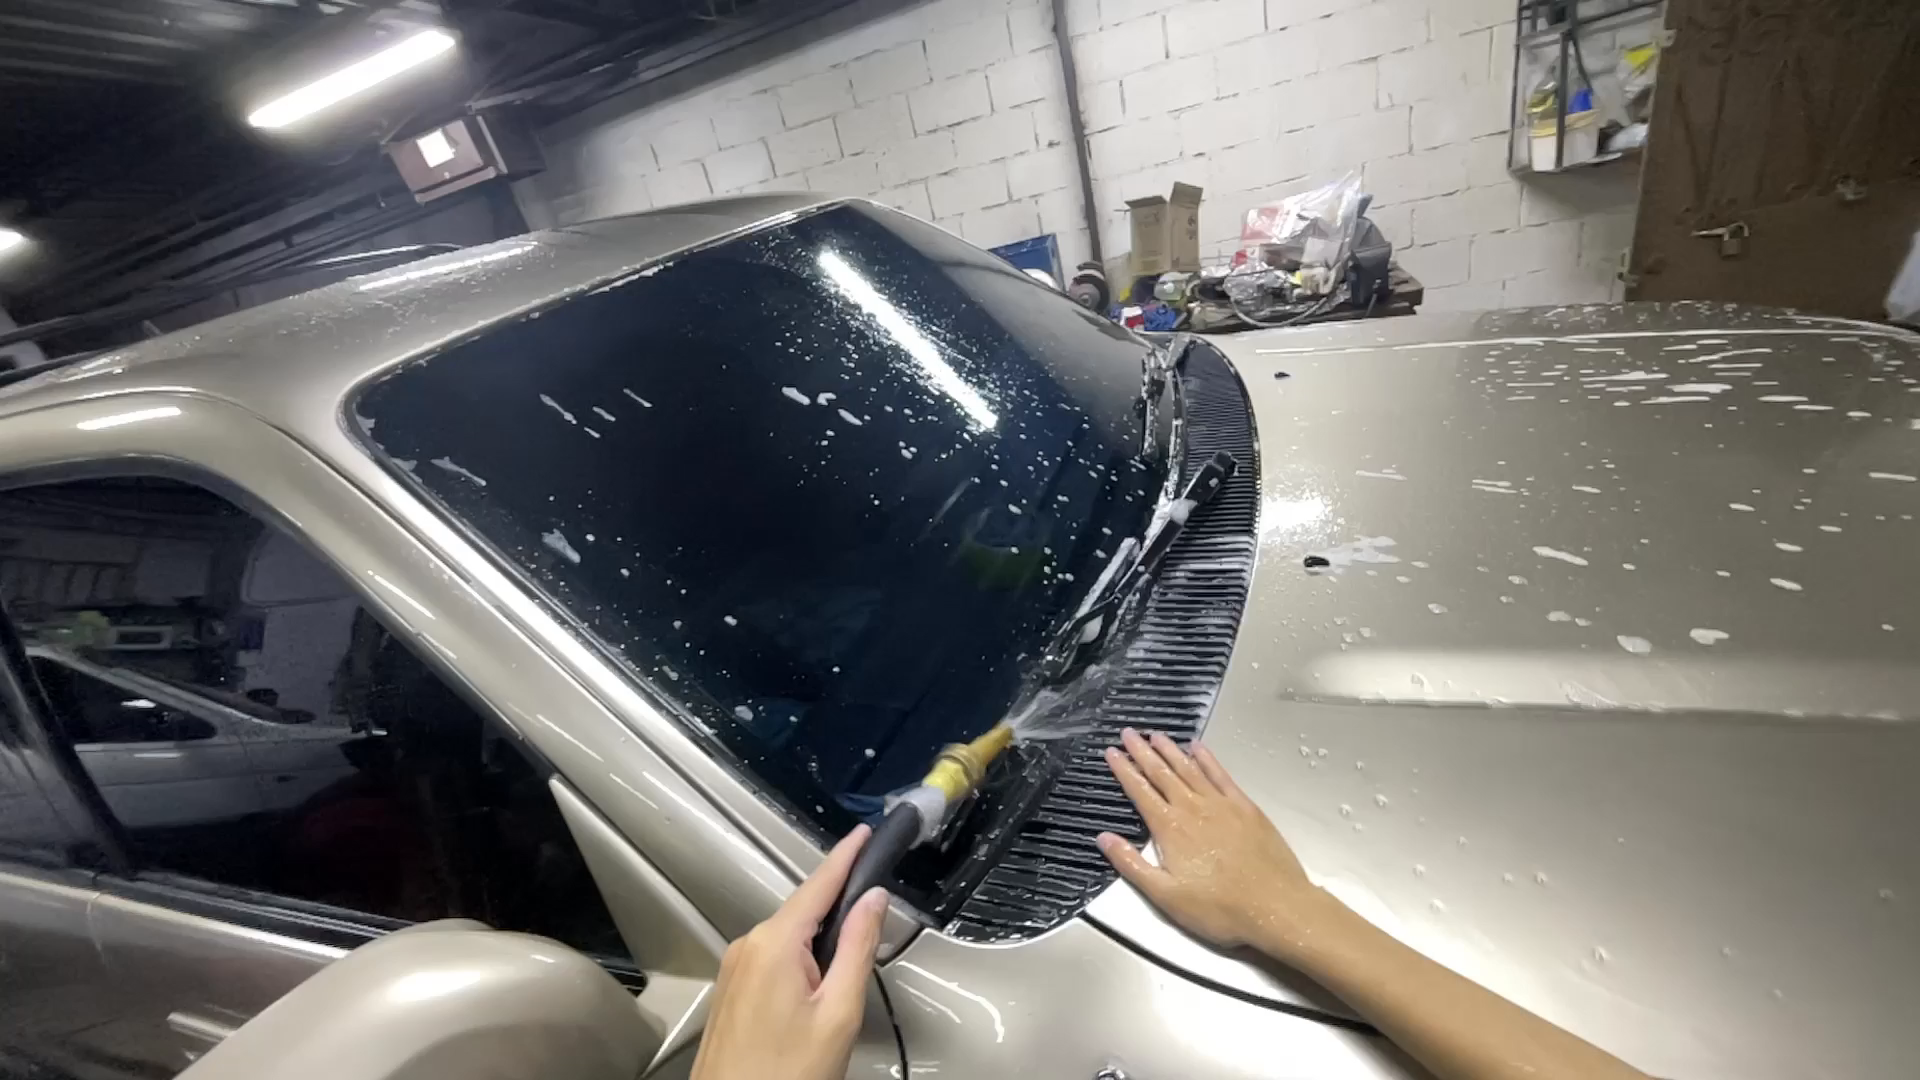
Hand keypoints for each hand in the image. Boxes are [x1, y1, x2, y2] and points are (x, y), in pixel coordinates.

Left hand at [691, 825, 888, 1079]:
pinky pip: (773, 956)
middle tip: (872, 922)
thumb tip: (873, 899)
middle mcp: (749, 945)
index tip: (864, 833)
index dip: (846, 854)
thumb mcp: (838, 1013)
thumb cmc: (784, 1079)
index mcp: (775, 944)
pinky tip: (813, 994)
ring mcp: (735, 968)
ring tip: (841, 984)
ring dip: (819, 943)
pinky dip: (799, 961)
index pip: (820, 882)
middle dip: (838, 910)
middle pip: (806, 909)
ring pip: (790, 935)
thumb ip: (859, 947)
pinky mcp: (731, 989)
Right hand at [1098, 728, 1337, 956]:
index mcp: (1169, 828)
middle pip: (1161, 772)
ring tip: (1155, 735)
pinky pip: (1220, 775)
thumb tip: (1103, 837)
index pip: (1139, 791)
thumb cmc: (1218, 908)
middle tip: (1128, 733)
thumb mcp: (1166, 896)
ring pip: (1188, 768)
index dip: (1123, 770)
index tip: (1111, 751)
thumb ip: (1131, 864)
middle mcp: (1191, 807)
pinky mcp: (1244, 806)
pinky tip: (1198, 747)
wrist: (1276, 907)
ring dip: (1170, 750)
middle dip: (1141, 751)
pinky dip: (1207, 758)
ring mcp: (1220, 804)